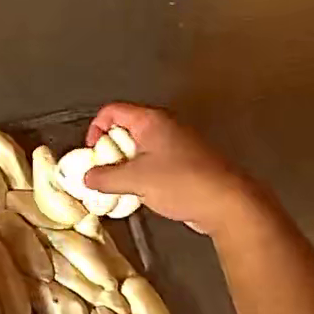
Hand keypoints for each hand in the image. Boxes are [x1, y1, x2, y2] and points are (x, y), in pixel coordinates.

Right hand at [84, 103, 262, 236]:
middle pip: (125, 128)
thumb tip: (88, 177)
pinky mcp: (185, 161)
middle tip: (103, 172)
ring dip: (125, 164)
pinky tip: (140, 193)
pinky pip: (154, 161)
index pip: (112, 111)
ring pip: (140, 147)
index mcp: (151, 120)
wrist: (225, 202)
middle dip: (109, 150)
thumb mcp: (134, 180)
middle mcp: (165, 125)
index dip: (96, 128)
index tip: (92, 153)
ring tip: (120, 185)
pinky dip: (141, 173)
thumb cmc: (181, 183)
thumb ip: (105, 177)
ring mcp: (177, 143)